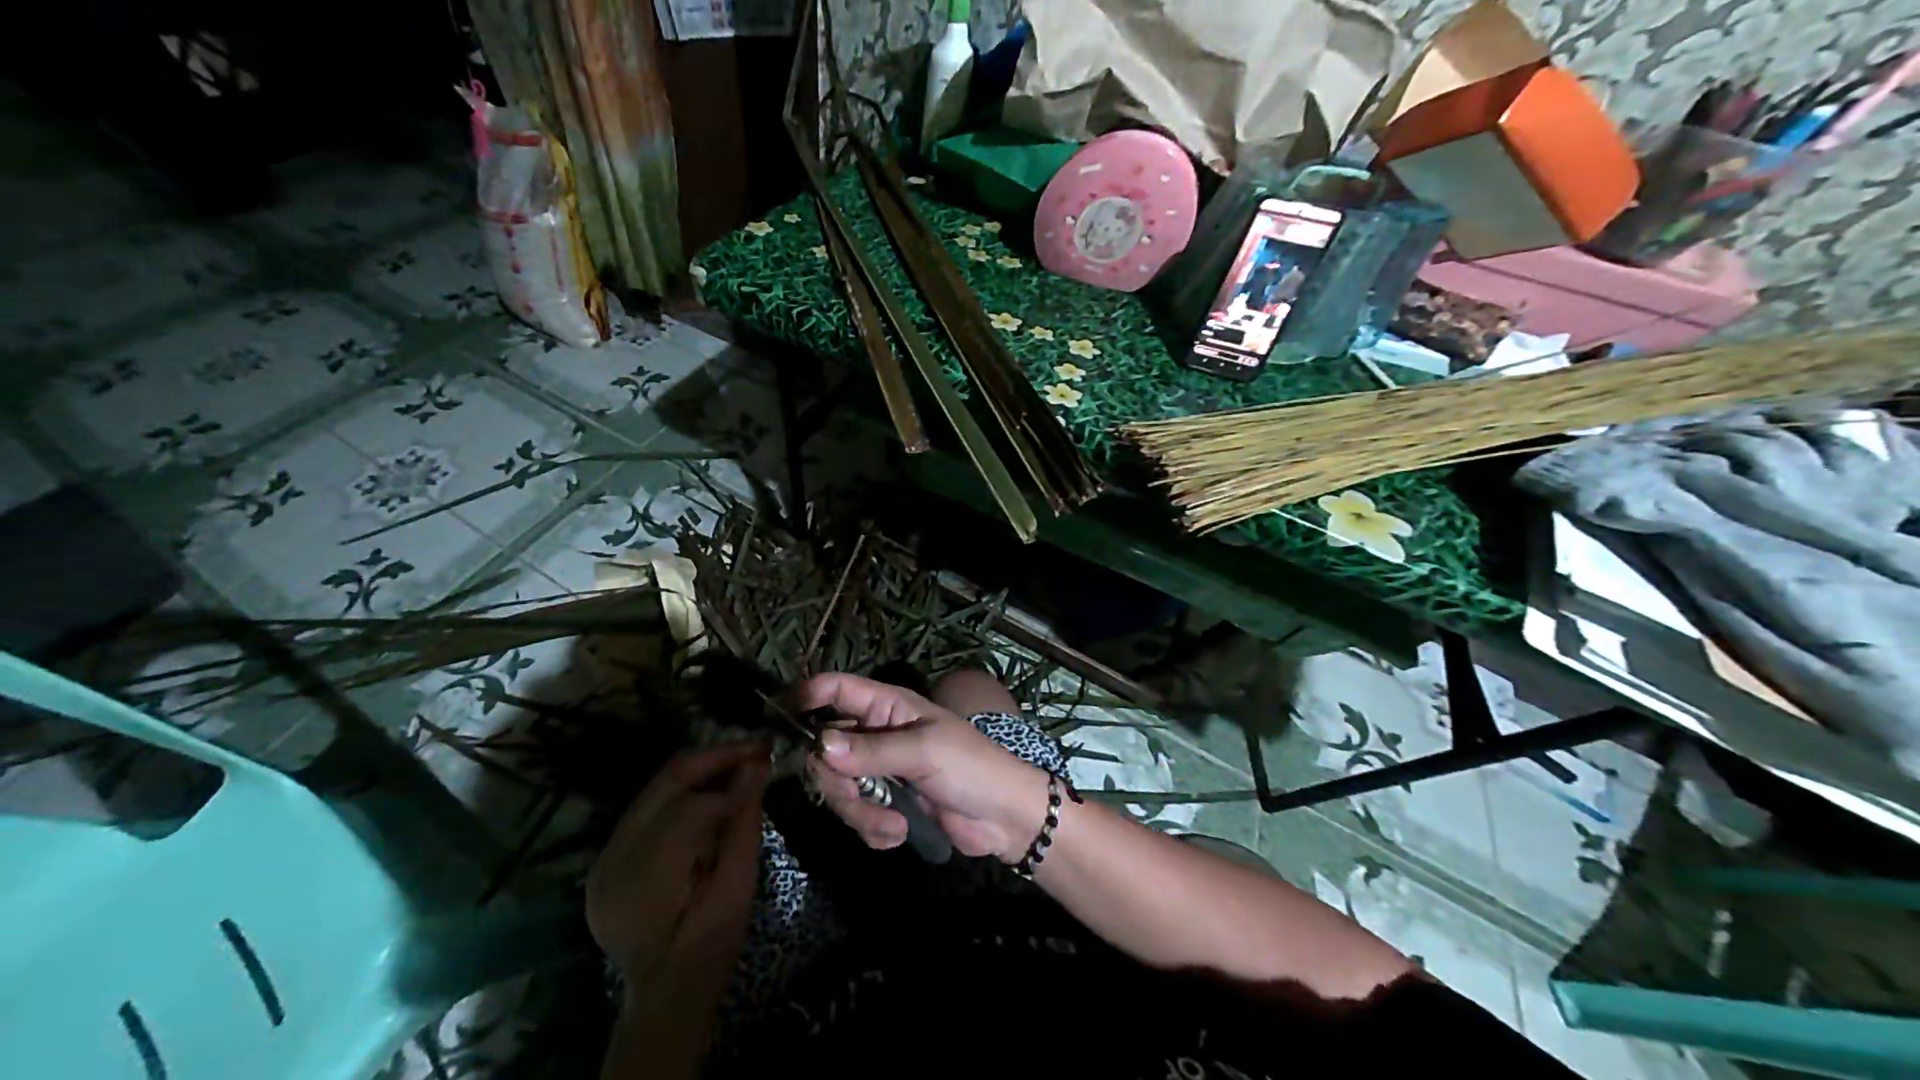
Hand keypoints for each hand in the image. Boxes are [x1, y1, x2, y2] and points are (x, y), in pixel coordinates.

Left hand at [586, 741, 768, 988]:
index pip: (692, 801)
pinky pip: (645, 812)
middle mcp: (613, 857)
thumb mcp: (739, 884)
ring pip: (654, 791)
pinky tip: (708, 797)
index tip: (767, 757)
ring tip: (737, 766)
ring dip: (698, 774)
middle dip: (714, 757)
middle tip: (756, 748)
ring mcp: (602, 859)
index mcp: (647, 873)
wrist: (667, 993)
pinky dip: (679, 797)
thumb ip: (744, 820)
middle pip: (666, 781)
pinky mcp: (603, 862)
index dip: (732, 774)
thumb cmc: (712, 942)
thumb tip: (757, 766)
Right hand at [789, 673, 1049, 862]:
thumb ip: (871, 750)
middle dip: (838, 781)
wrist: (1004, 819)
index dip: (805, 696)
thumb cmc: (971, 767)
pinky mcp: (883, 803)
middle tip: (860, 798)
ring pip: (836, 788)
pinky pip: (855, 815)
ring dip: (859, 812)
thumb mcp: (924, 751)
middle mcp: (874, 733)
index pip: (835, 688)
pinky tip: (899, 835)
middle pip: (824, 749)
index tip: (777, 719)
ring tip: (893, 825)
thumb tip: (818, 745)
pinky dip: (872, 829)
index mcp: (887, 705)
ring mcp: (877, 769)